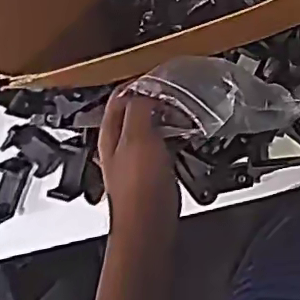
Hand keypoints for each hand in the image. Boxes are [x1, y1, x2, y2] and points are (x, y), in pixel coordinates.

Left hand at [97, 92, 180, 232]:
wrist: (149, 225)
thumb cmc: (139, 188)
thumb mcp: (138, 139)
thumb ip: (140, 110)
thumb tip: (146, 89)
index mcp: (111, 135)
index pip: (120, 97)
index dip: (139, 82)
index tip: (161, 74)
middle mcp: (120, 145)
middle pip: (135, 109)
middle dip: (155, 96)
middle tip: (177, 88)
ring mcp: (136, 157)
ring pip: (150, 124)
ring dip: (167, 112)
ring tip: (185, 105)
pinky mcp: (153, 168)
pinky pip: (164, 139)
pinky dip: (176, 130)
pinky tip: (188, 131)